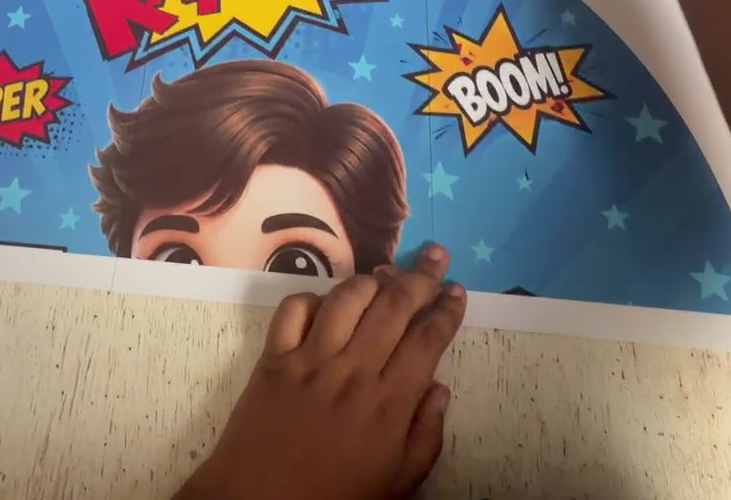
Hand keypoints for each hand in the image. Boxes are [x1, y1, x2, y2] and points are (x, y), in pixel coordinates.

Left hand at [175, 245, 467, 499]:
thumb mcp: (395, 486)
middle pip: (393, 307)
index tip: (456, 288)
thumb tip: (440, 387)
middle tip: (434, 254)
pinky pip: (295, 308)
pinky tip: (326, 301)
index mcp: (388, 406)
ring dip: (370, 280)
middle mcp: (352, 372)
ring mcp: (310, 359)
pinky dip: (313, 296)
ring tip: (385, 274)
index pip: (426, 341)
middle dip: (419, 276)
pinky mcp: (274, 356)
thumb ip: (424, 438)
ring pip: (346, 298)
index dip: (445, 311)